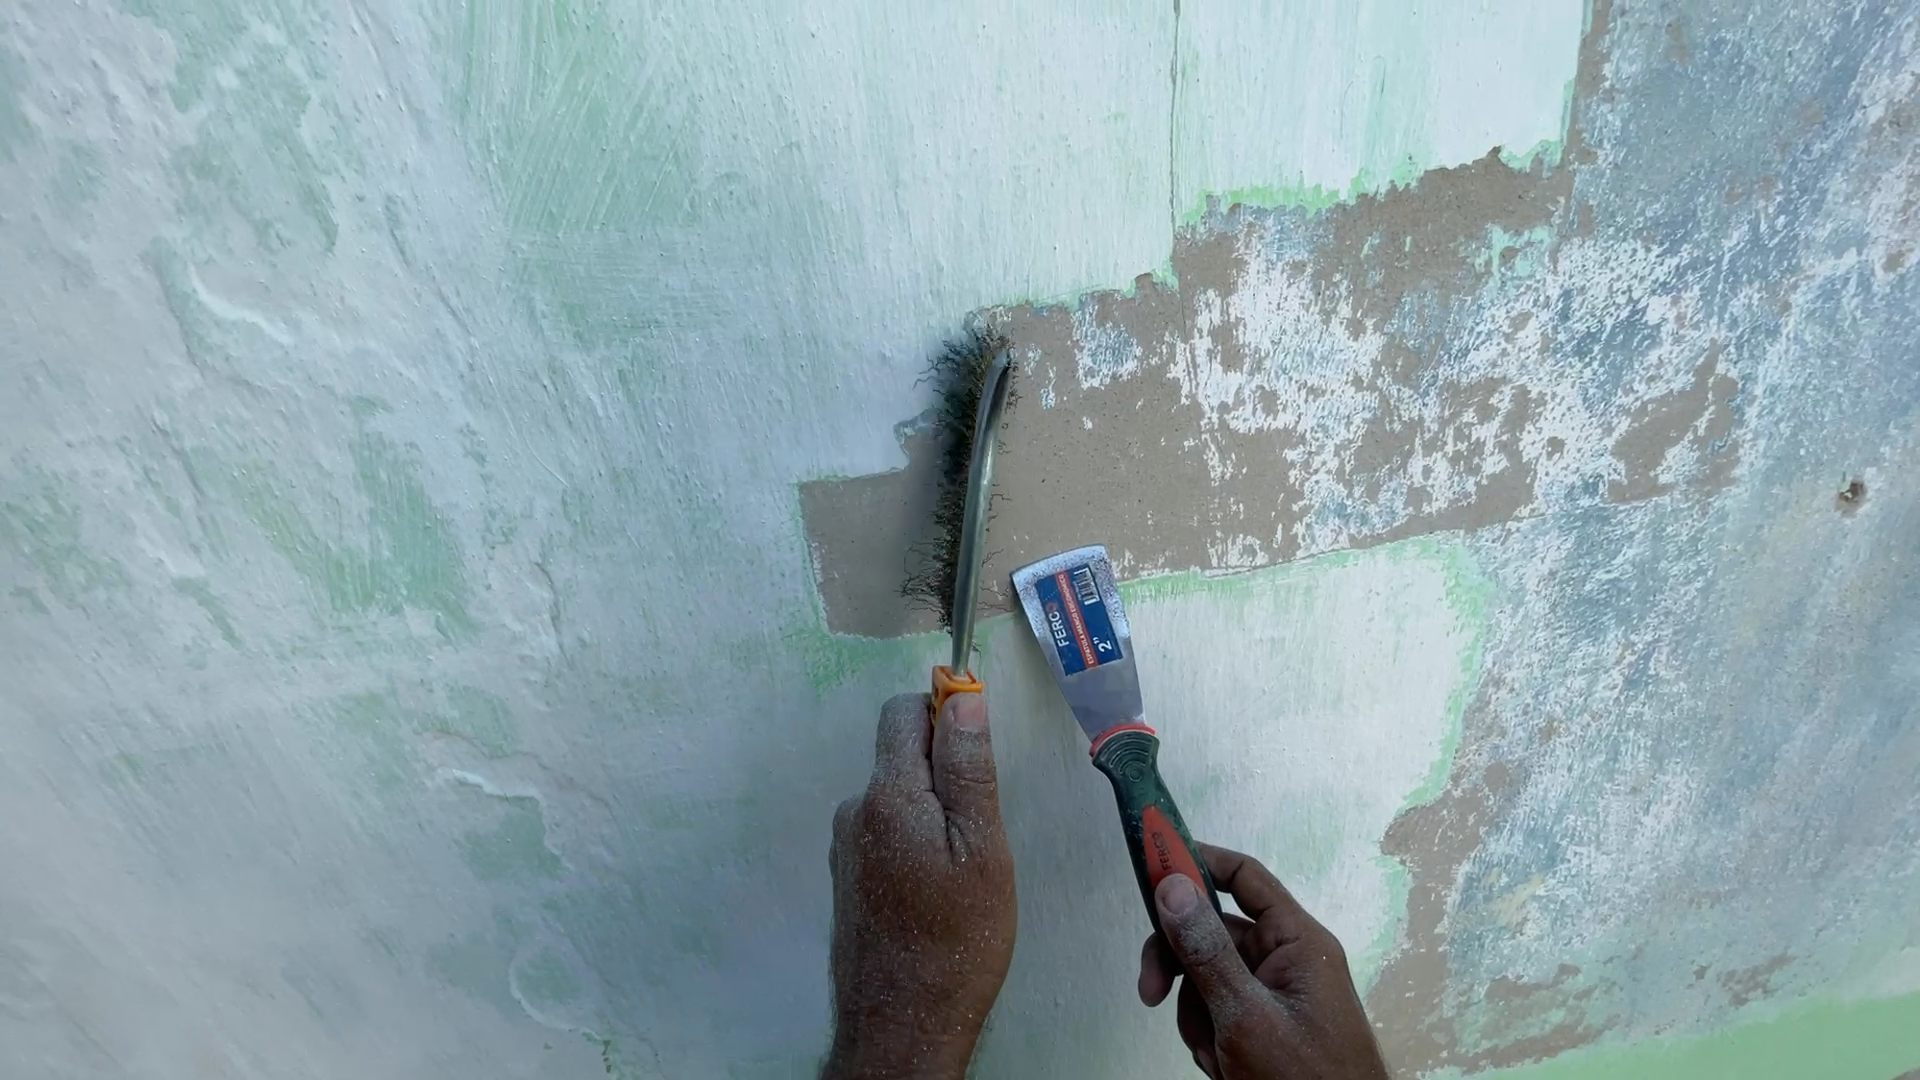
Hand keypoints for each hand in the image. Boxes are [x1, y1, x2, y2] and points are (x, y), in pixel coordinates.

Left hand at [822, 693, 1015, 1079]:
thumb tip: (964, 699)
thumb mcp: (981, 847)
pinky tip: (934, 882)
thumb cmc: (957, 938)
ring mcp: (847, 842)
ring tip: (959, 862)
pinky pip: (886, 824)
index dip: (943, 712)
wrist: (902, 1027)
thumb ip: (968, 767)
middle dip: (942, 764)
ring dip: (930, 803)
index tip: (975, 748)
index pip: (904, 711)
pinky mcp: (848, 871)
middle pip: (900, 749)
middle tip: (977, 820)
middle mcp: (856, 808)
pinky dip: (913, 832)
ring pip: (897, 790)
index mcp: (889, 793)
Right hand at [1138, 844, 1388, 1079]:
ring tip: (1213, 1054)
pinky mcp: (1263, 1025)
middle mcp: (1284, 958)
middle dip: (1178, 961)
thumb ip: (1206, 950)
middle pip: (1211, 929)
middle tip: (1150, 990)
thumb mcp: (1246, 1016)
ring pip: (1205, 972)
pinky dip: (1207, 1033)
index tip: (1150, 863)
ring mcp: (1272, 994)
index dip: (1198, 861)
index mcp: (1296, 941)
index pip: (1243, 876)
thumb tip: (1169, 883)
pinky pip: (1214, 1006)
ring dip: (1195, 1011)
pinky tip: (1221, 1065)